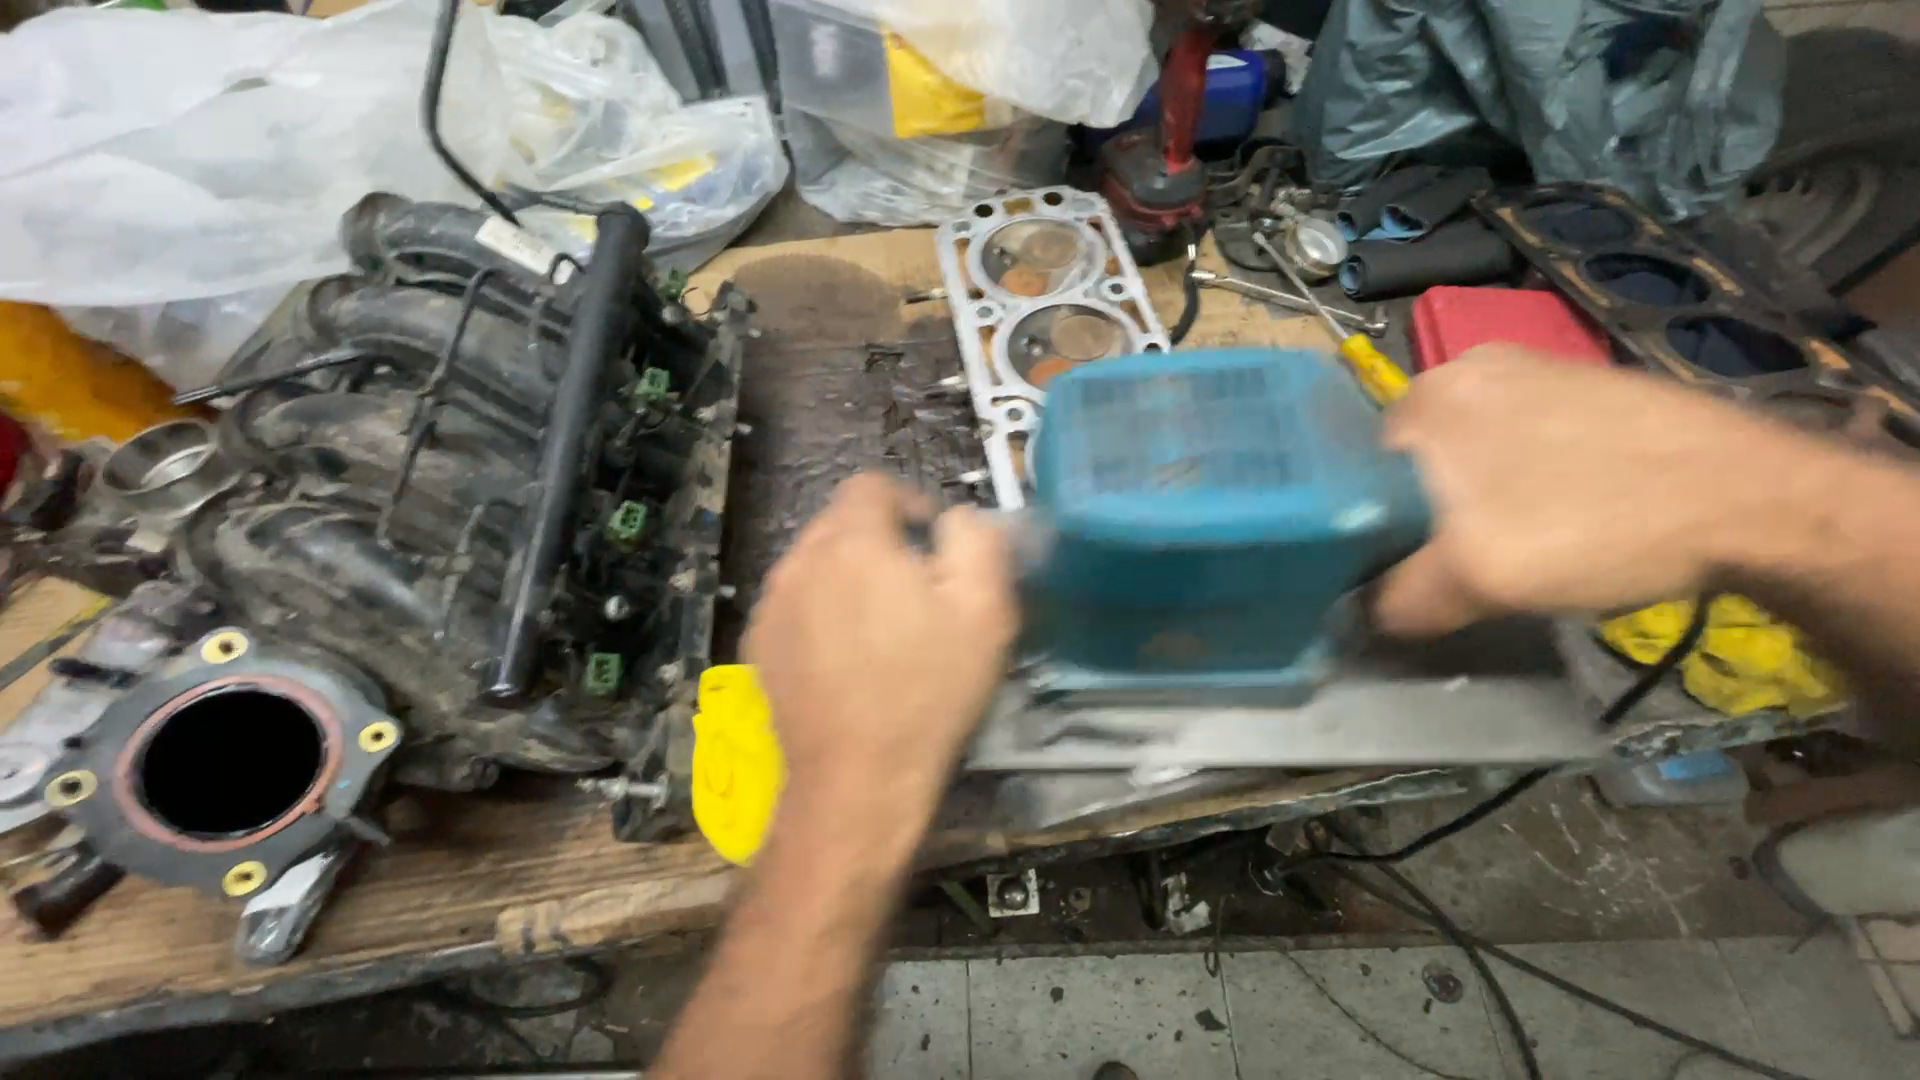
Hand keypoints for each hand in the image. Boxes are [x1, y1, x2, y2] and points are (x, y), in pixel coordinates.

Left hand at [744, 474, 1016, 823]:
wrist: (855, 781)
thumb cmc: (927, 691)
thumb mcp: (984, 611)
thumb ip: (976, 541)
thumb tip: (954, 519)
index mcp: (852, 542)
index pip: (871, 486)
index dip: (908, 502)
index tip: (931, 542)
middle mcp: (799, 562)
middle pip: (841, 525)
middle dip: (880, 543)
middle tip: (916, 591)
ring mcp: (770, 608)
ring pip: (814, 567)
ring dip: (848, 579)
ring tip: (880, 629)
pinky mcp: (756, 649)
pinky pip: (794, 609)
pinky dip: (820, 616)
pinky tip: (844, 662)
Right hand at [1372, 345, 1829, 635]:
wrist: (1760, 501)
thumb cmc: (1596, 525)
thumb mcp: (1475, 580)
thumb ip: (1399, 600)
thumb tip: (1367, 613)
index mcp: (1426, 394)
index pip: (1362, 469)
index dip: (1381, 522)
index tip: (1415, 560)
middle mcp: (1468, 364)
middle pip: (1415, 457)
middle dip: (1431, 507)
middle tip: (1470, 552)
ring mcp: (1532, 366)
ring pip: (1467, 447)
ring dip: (1477, 492)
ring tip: (1522, 532)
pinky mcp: (1583, 380)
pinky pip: (1519, 434)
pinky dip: (1524, 472)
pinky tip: (1564, 504)